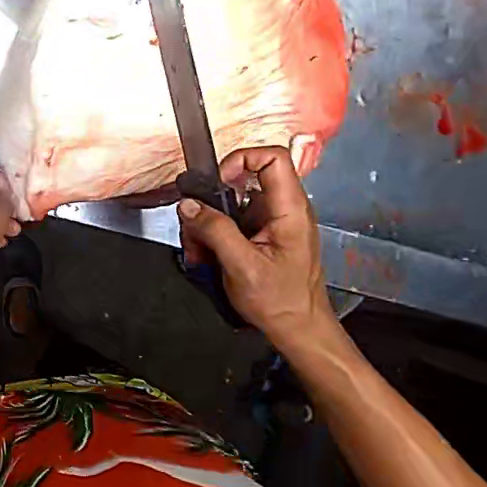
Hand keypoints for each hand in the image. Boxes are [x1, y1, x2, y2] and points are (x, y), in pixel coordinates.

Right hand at [177, 146, 331, 340]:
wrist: (297, 328)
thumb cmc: (282, 302)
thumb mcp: (243, 266)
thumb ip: (215, 231)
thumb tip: (189, 205)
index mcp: (290, 211)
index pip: (272, 158)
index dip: (241, 160)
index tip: (217, 182)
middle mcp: (282, 210)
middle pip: (240, 182)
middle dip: (210, 203)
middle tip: (197, 231)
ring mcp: (270, 222)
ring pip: (228, 203)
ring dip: (206, 225)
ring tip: (200, 252)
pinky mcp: (259, 234)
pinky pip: (228, 222)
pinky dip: (211, 236)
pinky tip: (207, 257)